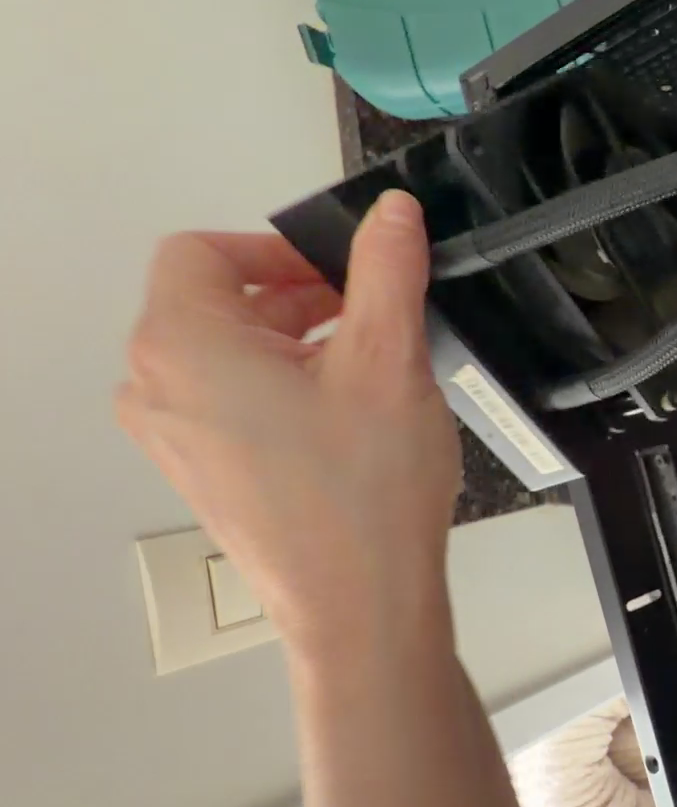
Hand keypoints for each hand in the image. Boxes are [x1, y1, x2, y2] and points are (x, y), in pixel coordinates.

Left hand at [118, 192, 460, 664]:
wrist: (358, 596)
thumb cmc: (369, 479)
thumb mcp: (390, 360)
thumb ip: (388, 273)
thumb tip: (393, 210)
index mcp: (182, 344)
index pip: (205, 251)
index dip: (283, 249)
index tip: (356, 277)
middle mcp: (153, 385)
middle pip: (217, 302)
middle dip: (304, 299)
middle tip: (383, 326)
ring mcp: (172, 435)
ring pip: (230, 354)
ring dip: (302, 345)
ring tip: (376, 378)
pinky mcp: (203, 470)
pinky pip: (235, 400)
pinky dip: (289, 388)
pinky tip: (353, 422)